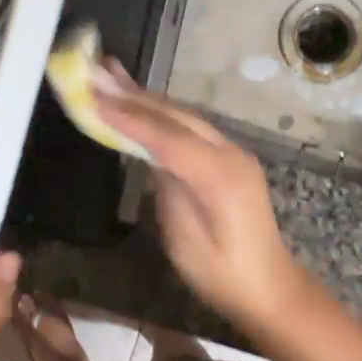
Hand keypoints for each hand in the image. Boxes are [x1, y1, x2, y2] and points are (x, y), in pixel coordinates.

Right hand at [95, 67, 314, 329]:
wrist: (269, 288)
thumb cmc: (222, 275)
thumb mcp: (184, 240)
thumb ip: (167, 190)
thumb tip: (151, 156)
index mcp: (219, 176)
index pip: (166, 137)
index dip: (128, 116)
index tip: (92, 96)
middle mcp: (231, 154)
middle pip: (177, 117)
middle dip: (134, 96)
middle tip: (95, 73)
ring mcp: (235, 153)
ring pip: (185, 118)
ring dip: (147, 99)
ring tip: (111, 77)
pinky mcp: (232, 160)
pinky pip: (194, 130)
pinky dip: (164, 116)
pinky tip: (142, 105)